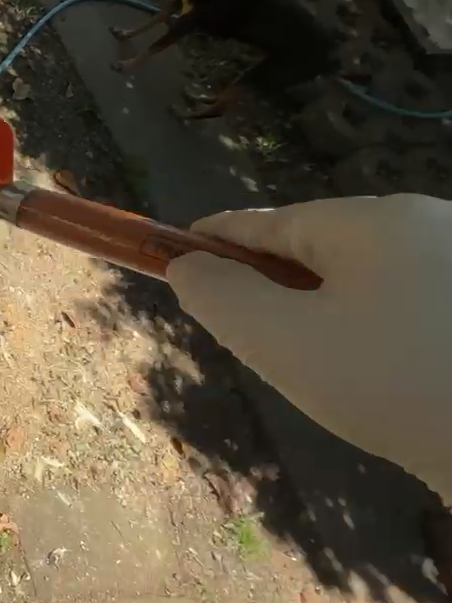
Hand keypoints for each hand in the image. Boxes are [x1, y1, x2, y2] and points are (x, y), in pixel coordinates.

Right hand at [168, 194, 451, 500]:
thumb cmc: (394, 381)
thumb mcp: (271, 336)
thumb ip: (211, 290)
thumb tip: (191, 266)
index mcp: (377, 221)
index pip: (263, 223)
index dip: (211, 242)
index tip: (177, 262)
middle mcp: (441, 225)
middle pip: (322, 250)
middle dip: (278, 285)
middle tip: (260, 338)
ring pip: (375, 279)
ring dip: (336, 311)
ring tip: (330, 366)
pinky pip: (424, 306)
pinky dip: (392, 331)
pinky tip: (394, 376)